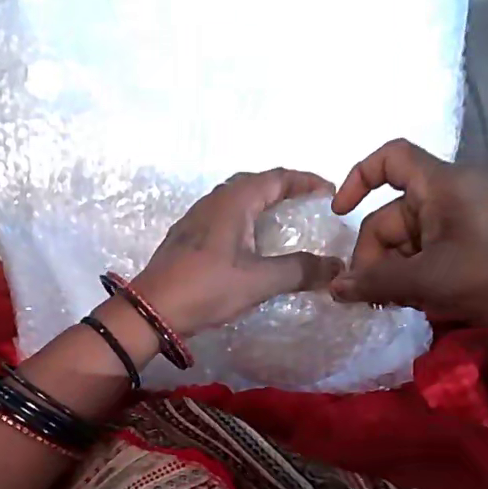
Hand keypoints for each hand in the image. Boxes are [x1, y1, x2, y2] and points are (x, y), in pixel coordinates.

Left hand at [130, 169, 345, 335]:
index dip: (306, 181)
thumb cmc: (206, 289)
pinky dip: (242, 223)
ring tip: (281, 222)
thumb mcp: (259, 281)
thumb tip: (336, 268)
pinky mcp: (184, 240)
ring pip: (234, 201)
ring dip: (260, 206)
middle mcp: (213, 201)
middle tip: (306, 204)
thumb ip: (299, 270)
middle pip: (254, 184)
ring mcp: (194, 219)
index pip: (277, 177)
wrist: (151, 311)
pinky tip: (246, 245)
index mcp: (233, 201)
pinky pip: (221, 219)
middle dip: (283, 190)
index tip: (329, 192)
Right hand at [329, 139, 487, 326]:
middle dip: (373, 256)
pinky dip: (412, 276)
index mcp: (438, 186)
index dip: (359, 179)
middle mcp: (446, 197)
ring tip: (392, 304)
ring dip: (391, 273)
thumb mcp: (426, 279)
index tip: (341, 215)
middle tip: (368, 295)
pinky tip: (411, 302)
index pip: (391, 159)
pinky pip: (425, 254)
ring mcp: (459, 222)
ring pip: (405, 242)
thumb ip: (375, 283)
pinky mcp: (468, 245)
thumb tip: (334, 287)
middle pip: (389, 217)